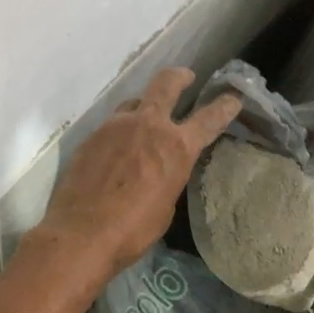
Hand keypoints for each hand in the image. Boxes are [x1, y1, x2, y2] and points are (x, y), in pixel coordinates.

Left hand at [38, 67, 241, 272]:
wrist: (81, 235)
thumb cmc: (131, 231)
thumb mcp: (164, 208)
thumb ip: (167, 179)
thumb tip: (159, 171)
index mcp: (176, 147)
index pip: (209, 118)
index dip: (224, 107)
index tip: (233, 98)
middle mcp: (147, 126)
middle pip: (166, 83)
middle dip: (179, 77)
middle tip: (185, 78)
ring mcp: (114, 127)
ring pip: (133, 105)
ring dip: (141, 110)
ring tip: (140, 125)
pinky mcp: (89, 138)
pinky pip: (109, 128)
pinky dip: (117, 135)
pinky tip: (112, 154)